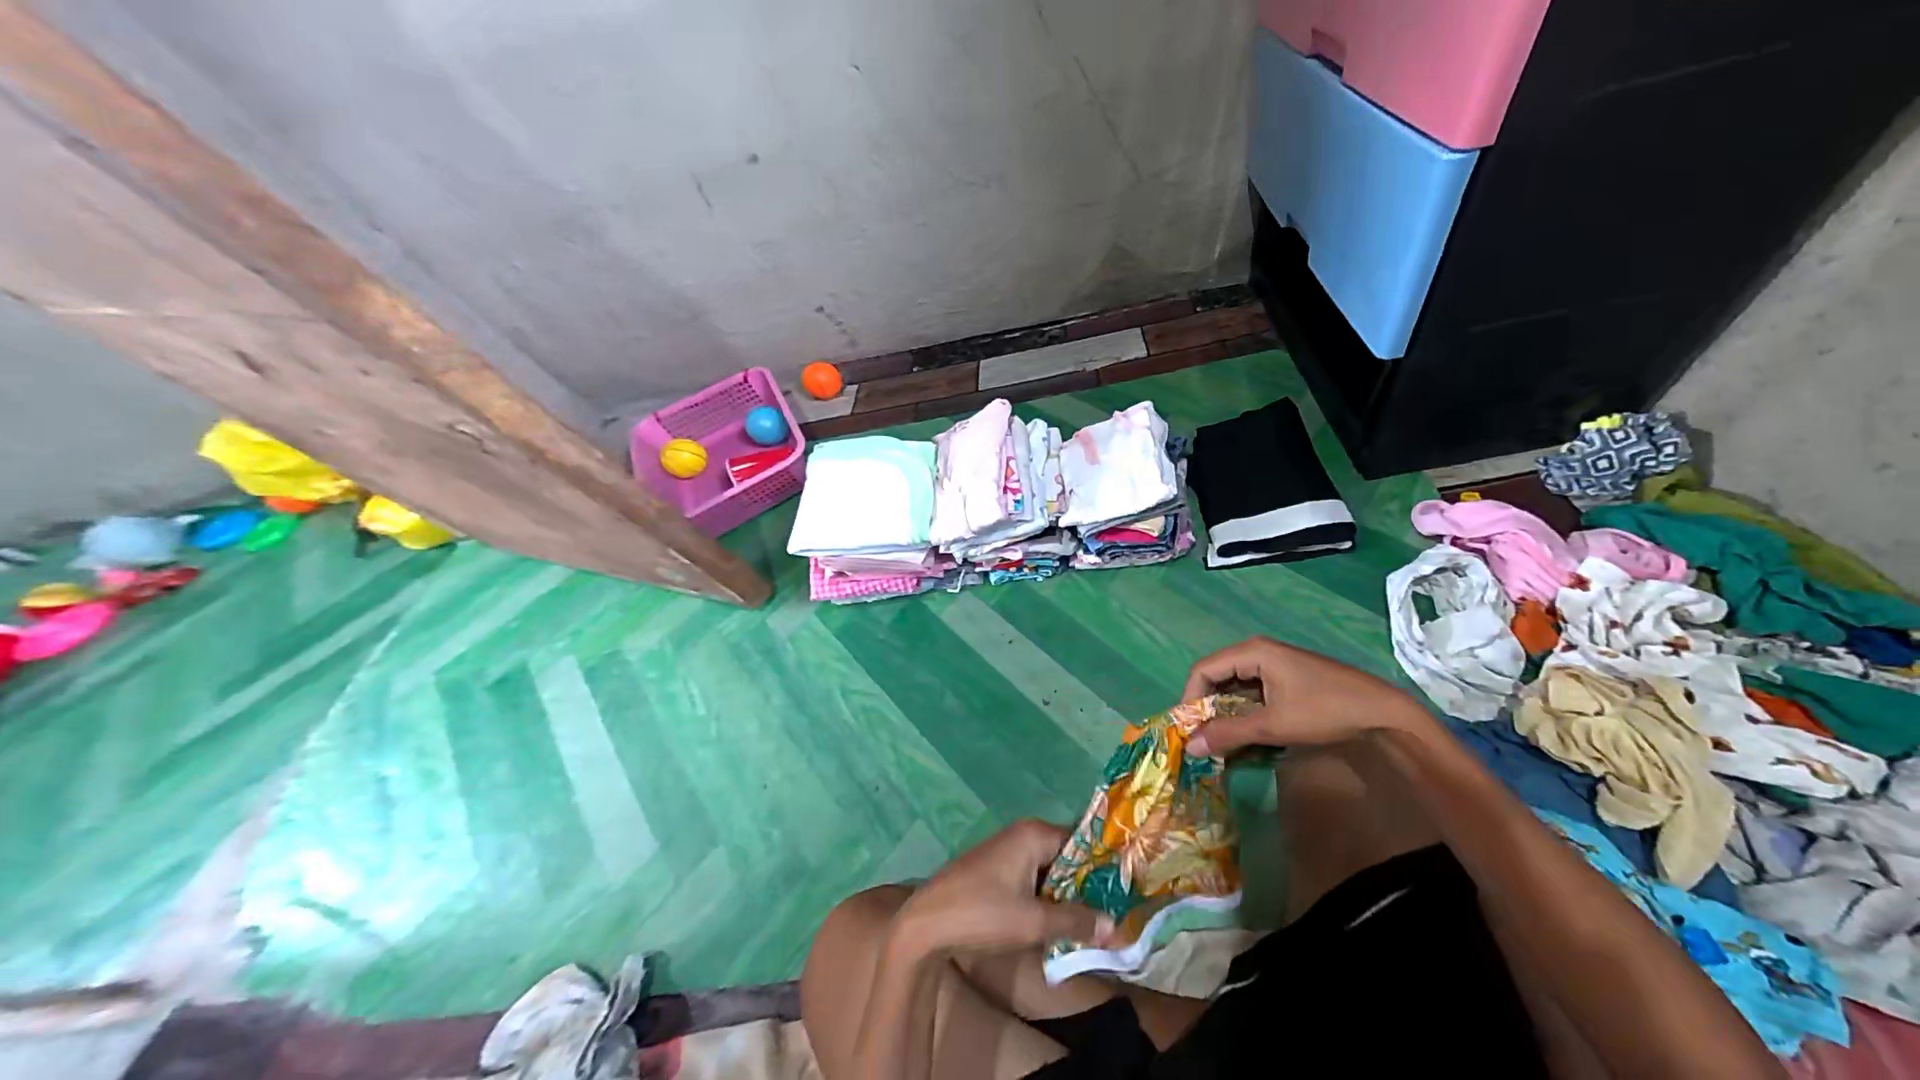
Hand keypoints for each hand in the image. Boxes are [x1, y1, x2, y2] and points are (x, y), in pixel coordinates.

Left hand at [893, 820, 1116, 956]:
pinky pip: (1033, 877)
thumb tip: (1115, 925)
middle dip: (1087, 884)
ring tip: (1093, 922)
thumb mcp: (1034, 922)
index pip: (1083, 841)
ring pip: (1050, 869)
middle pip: (1068, 855)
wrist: (926, 924)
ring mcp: (1007, 851)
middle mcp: (1022, 834)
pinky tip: (1059, 921)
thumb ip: (1076, 921)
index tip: (1127, 891)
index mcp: (1034, 834)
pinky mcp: (996, 870)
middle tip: (1115, 913)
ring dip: (1067, 894)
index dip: (1105, 866)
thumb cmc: (982, 914)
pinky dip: (1047, 896)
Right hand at [1182, 636, 1429, 755]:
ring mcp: (1275, 665)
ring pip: (1235, 686)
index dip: (1189, 698)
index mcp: (1253, 653)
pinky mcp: (1288, 679)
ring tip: (1221, 739)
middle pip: (1217, 676)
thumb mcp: (1273, 725)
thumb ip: (1229, 733)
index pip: (1203, 670)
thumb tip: (1190, 746)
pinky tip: (1246, 733)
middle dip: (1206, 706)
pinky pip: (1253, 692)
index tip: (1187, 729)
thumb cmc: (1326, 712)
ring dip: (1224, 711)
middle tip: (1202, 737)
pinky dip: (1243, 711)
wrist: (1385, 714)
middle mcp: (1259, 653)